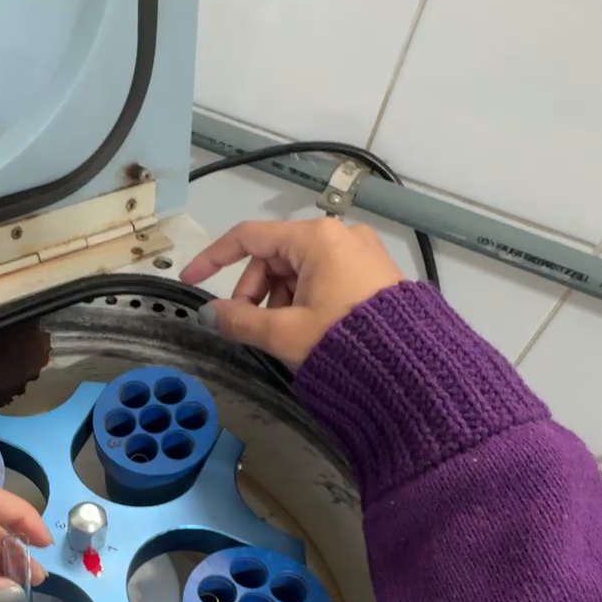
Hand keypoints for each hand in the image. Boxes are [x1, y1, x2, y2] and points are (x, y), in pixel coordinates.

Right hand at [180, 218, 406, 366]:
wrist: (409, 365)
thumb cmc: (341, 340)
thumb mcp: (282, 332)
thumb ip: (238, 320)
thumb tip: (209, 314)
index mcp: (315, 238)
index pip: (248, 237)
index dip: (214, 258)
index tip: (192, 280)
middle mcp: (339, 235)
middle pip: (274, 257)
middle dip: (254, 292)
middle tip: (250, 327)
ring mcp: (359, 252)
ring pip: (297, 271)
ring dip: (278, 300)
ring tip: (284, 335)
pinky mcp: (372, 273)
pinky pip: (322, 279)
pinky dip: (302, 300)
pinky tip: (306, 330)